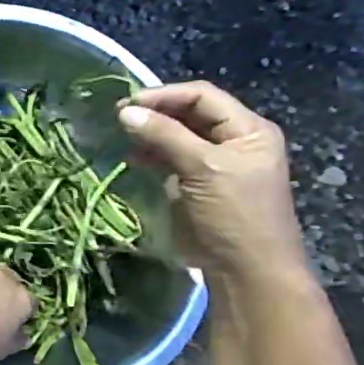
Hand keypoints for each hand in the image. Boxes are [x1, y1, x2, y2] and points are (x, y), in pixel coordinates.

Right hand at [117, 81, 307, 280]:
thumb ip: (165, 136)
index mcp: (247, 130)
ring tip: (120, 136)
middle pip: (188, 114)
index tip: (127, 104)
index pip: (202, 97)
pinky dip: (149, 155)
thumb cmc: (234, 214)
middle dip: (154, 113)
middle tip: (117, 118)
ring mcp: (212, 164)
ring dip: (148, 133)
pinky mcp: (193, 184)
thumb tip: (125, 112)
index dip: (165, 95)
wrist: (245, 268)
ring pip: (175, 136)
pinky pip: (168, 159)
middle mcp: (231, 141)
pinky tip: (130, 158)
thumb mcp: (203, 169)